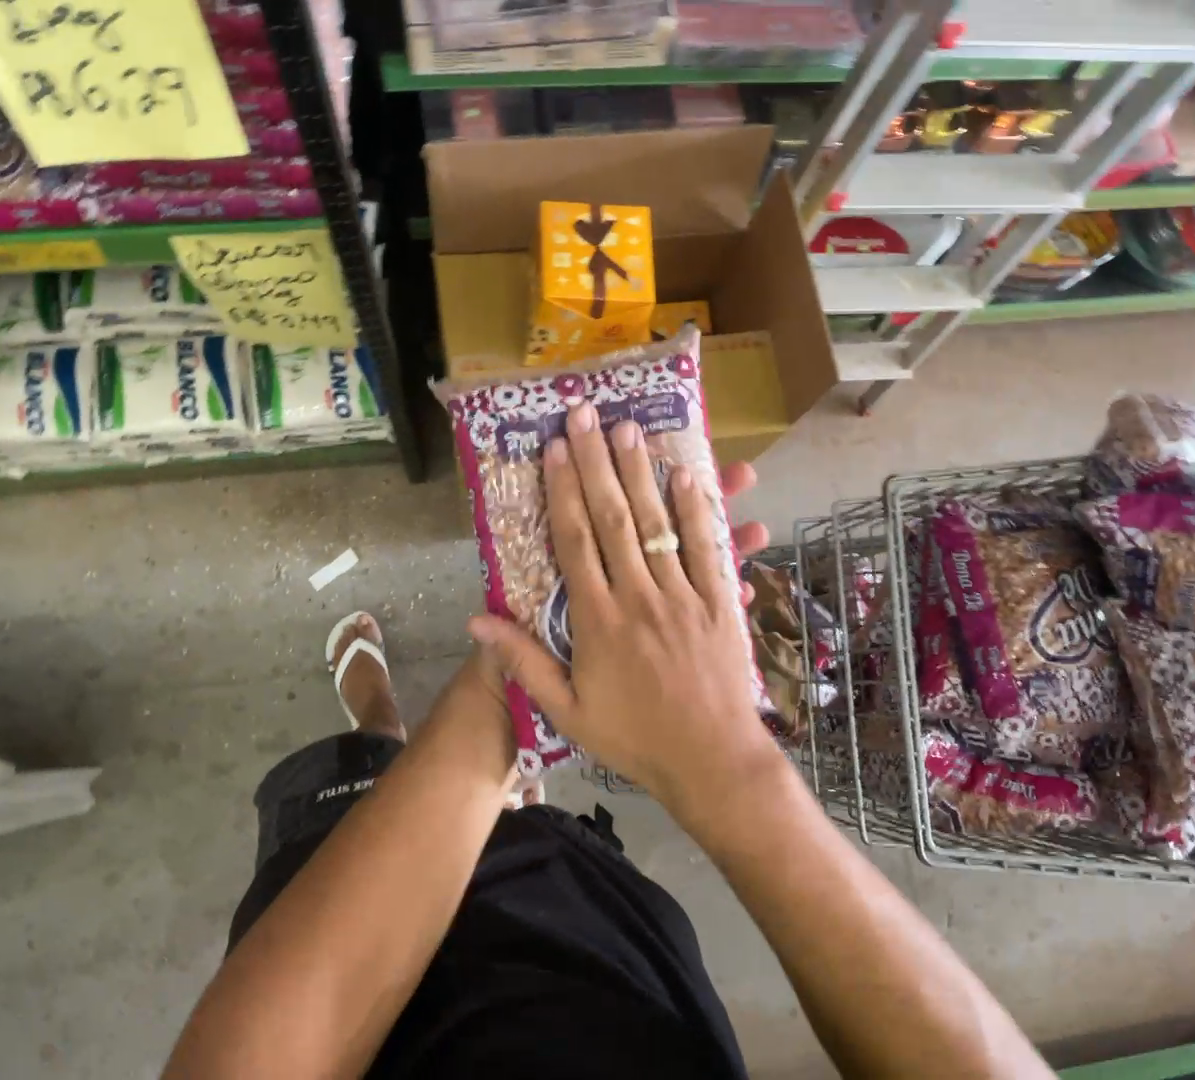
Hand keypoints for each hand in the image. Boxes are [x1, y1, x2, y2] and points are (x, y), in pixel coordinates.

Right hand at [469, 402, 780, 813]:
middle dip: (596, 463)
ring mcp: (682, 596)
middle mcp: (638, 597)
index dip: (563, 491)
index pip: (575, 542)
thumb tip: (475, 622)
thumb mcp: (567, 710)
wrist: (710, 761)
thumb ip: (523, 661)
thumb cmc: (634, 738)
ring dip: (641, 474)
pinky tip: (687, 475)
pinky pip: (706, 548)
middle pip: (614, 519)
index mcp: (598, 622)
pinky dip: (696, 510)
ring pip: (657, 524)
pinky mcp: (719, 603)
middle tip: (585, 417)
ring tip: (628, 430)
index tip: (553, 450)